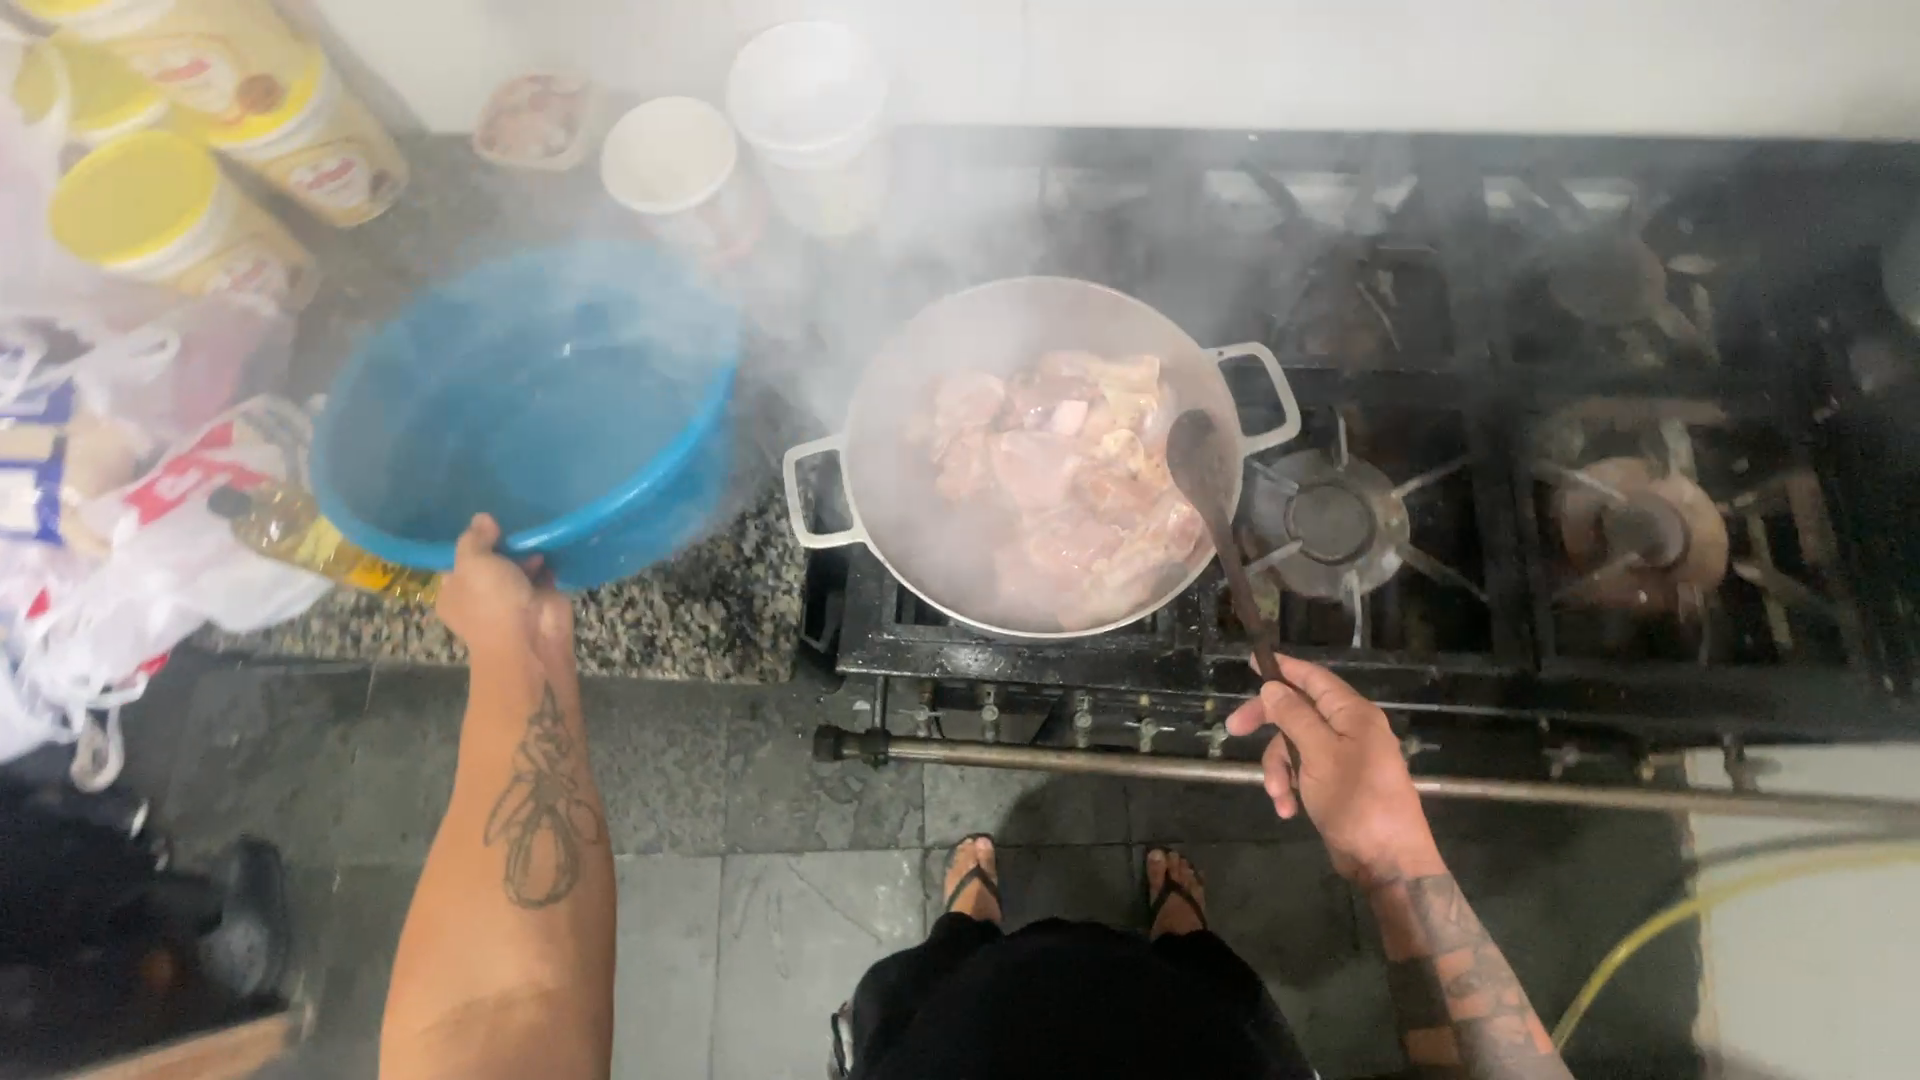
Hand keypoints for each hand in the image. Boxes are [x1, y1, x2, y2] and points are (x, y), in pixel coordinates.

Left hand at [437, 514, 573, 670]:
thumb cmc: (491, 600)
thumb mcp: (472, 562)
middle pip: (490, 563)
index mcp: (454, 593)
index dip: (469, 544)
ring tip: (533, 528)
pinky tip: (549, 543)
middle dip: (501, 545)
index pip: (457, 564)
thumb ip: (475, 538)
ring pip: (517, 567)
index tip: (483, 525)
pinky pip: (542, 573)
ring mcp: (513, 598)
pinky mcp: (541, 597)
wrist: (530, 634)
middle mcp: (481, 597)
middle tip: (511, 521)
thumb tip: (482, 518)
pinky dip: (547, 560)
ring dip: (525, 551)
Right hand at [1225, 655, 1441, 886]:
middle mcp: (1351, 730)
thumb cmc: (1356, 801)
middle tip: (1233, 729)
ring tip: (1277, 794)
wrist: (1387, 863)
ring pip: (1294, 745)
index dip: (1284, 668)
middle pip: (1298, 711)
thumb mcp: (1318, 754)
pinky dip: (1291, 787)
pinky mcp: (1336, 783)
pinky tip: (1288, 809)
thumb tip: (1273, 687)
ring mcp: (1344, 757)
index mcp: (1353, 715)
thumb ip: (1294, 716)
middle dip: (1267, 724)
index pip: (1314, 679)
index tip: (1253, 660)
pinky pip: (1303, 771)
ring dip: (1278, 769)